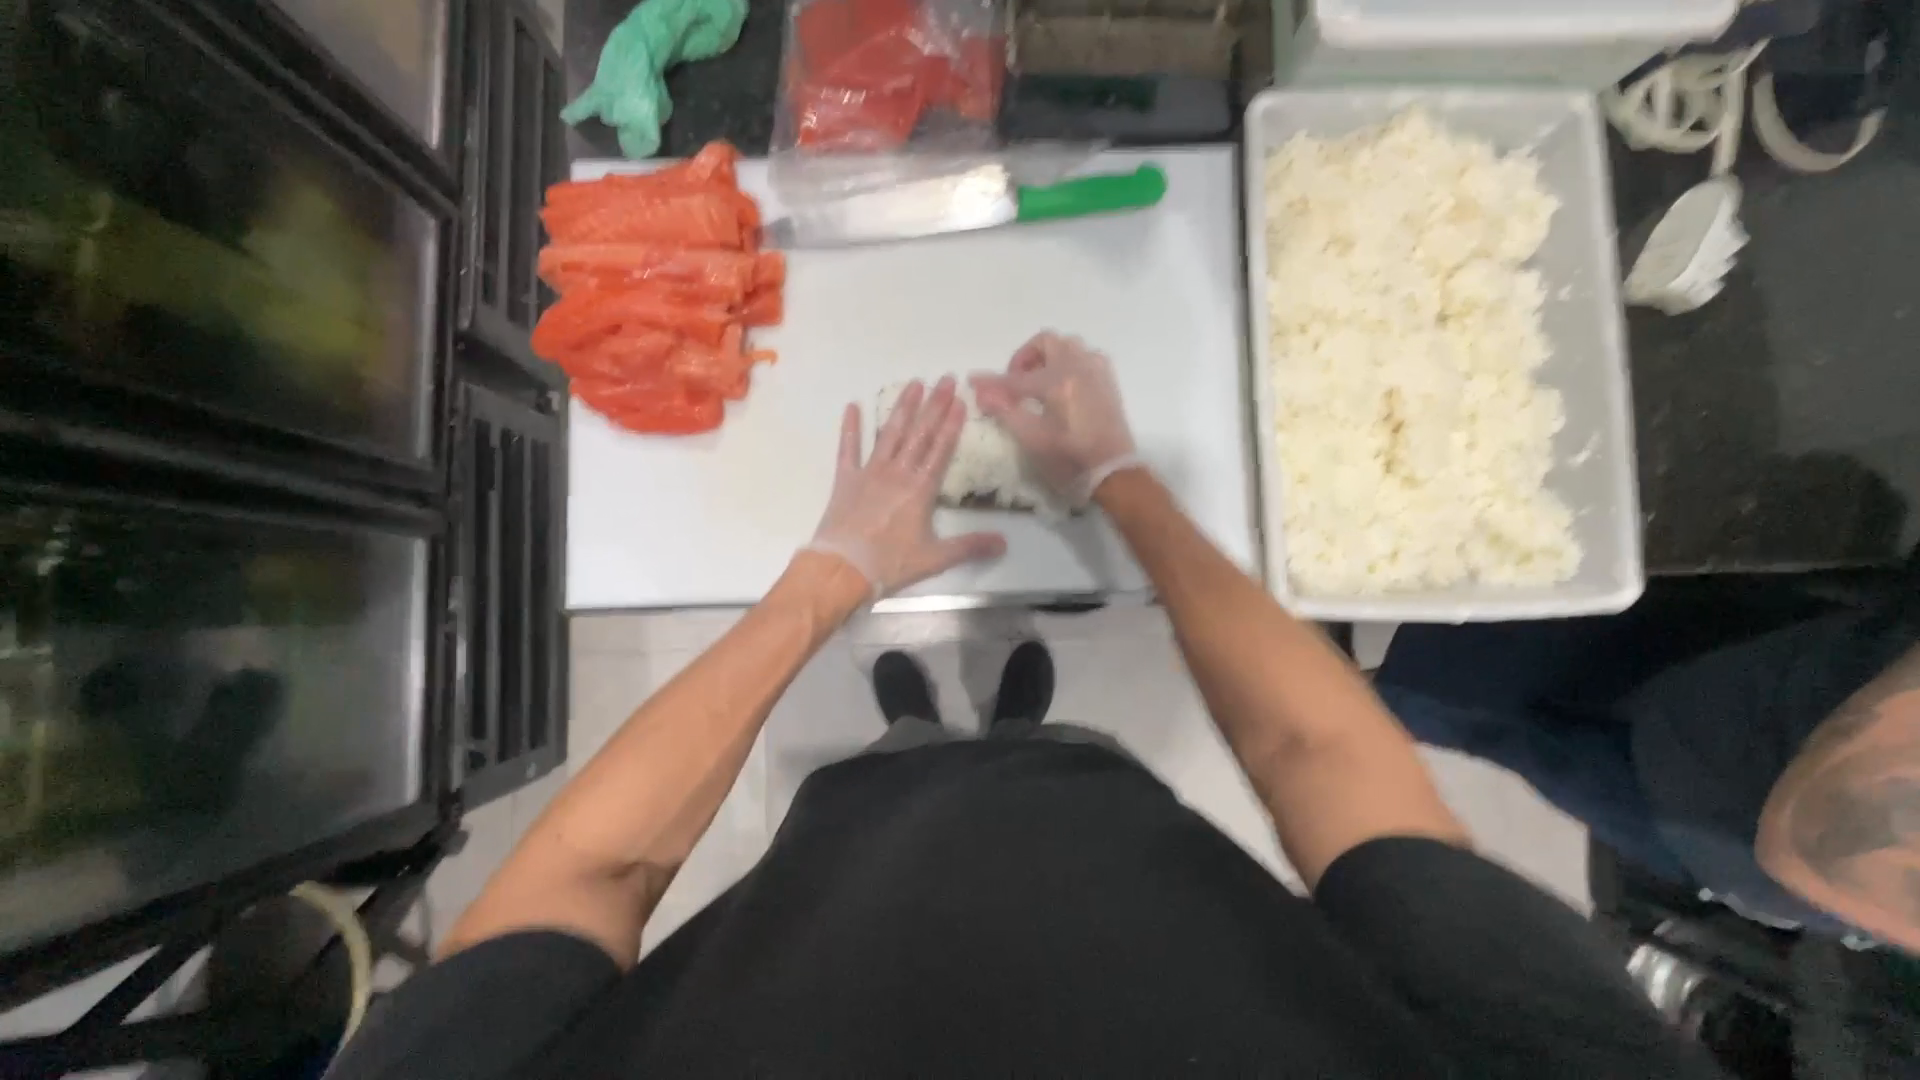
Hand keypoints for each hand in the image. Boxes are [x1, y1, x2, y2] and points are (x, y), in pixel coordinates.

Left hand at [803, 377, 1007, 599]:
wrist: (843, 569)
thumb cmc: (890, 563)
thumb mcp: (935, 559)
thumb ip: (970, 546)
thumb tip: (1004, 543)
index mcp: (920, 489)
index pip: (941, 449)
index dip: (952, 423)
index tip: (960, 399)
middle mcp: (897, 473)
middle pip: (919, 434)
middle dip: (933, 405)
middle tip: (945, 379)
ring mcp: (869, 473)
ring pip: (889, 433)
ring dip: (902, 408)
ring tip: (913, 384)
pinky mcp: (846, 480)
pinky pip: (848, 449)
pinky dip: (850, 427)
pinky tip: (852, 406)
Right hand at [969, 332, 1141, 505]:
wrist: (1114, 473)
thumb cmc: (1070, 460)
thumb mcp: (1032, 439)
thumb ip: (1005, 410)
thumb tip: (981, 390)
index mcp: (1058, 382)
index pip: (1016, 378)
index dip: (992, 382)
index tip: (974, 382)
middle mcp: (1078, 367)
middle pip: (1046, 343)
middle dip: (1024, 358)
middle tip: (1014, 382)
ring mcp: (1096, 371)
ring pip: (1068, 345)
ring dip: (1048, 357)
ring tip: (1037, 382)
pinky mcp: (1108, 381)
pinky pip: (1085, 356)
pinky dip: (1068, 362)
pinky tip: (1062, 386)